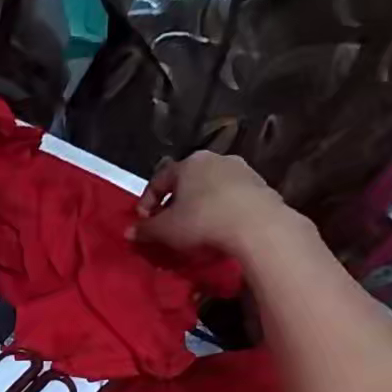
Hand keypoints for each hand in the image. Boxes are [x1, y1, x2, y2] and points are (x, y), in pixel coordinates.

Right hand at [128, 152, 312, 259]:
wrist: (257, 227)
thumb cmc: (201, 221)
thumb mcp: (164, 230)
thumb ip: (144, 229)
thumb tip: (129, 232)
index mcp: (189, 163)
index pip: (159, 180)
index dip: (146, 203)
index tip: (143, 223)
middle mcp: (216, 160)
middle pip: (187, 183)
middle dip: (174, 205)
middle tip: (167, 227)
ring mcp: (242, 171)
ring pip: (210, 190)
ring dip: (199, 208)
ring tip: (193, 232)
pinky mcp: (262, 187)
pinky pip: (231, 200)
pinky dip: (220, 213)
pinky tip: (217, 231)